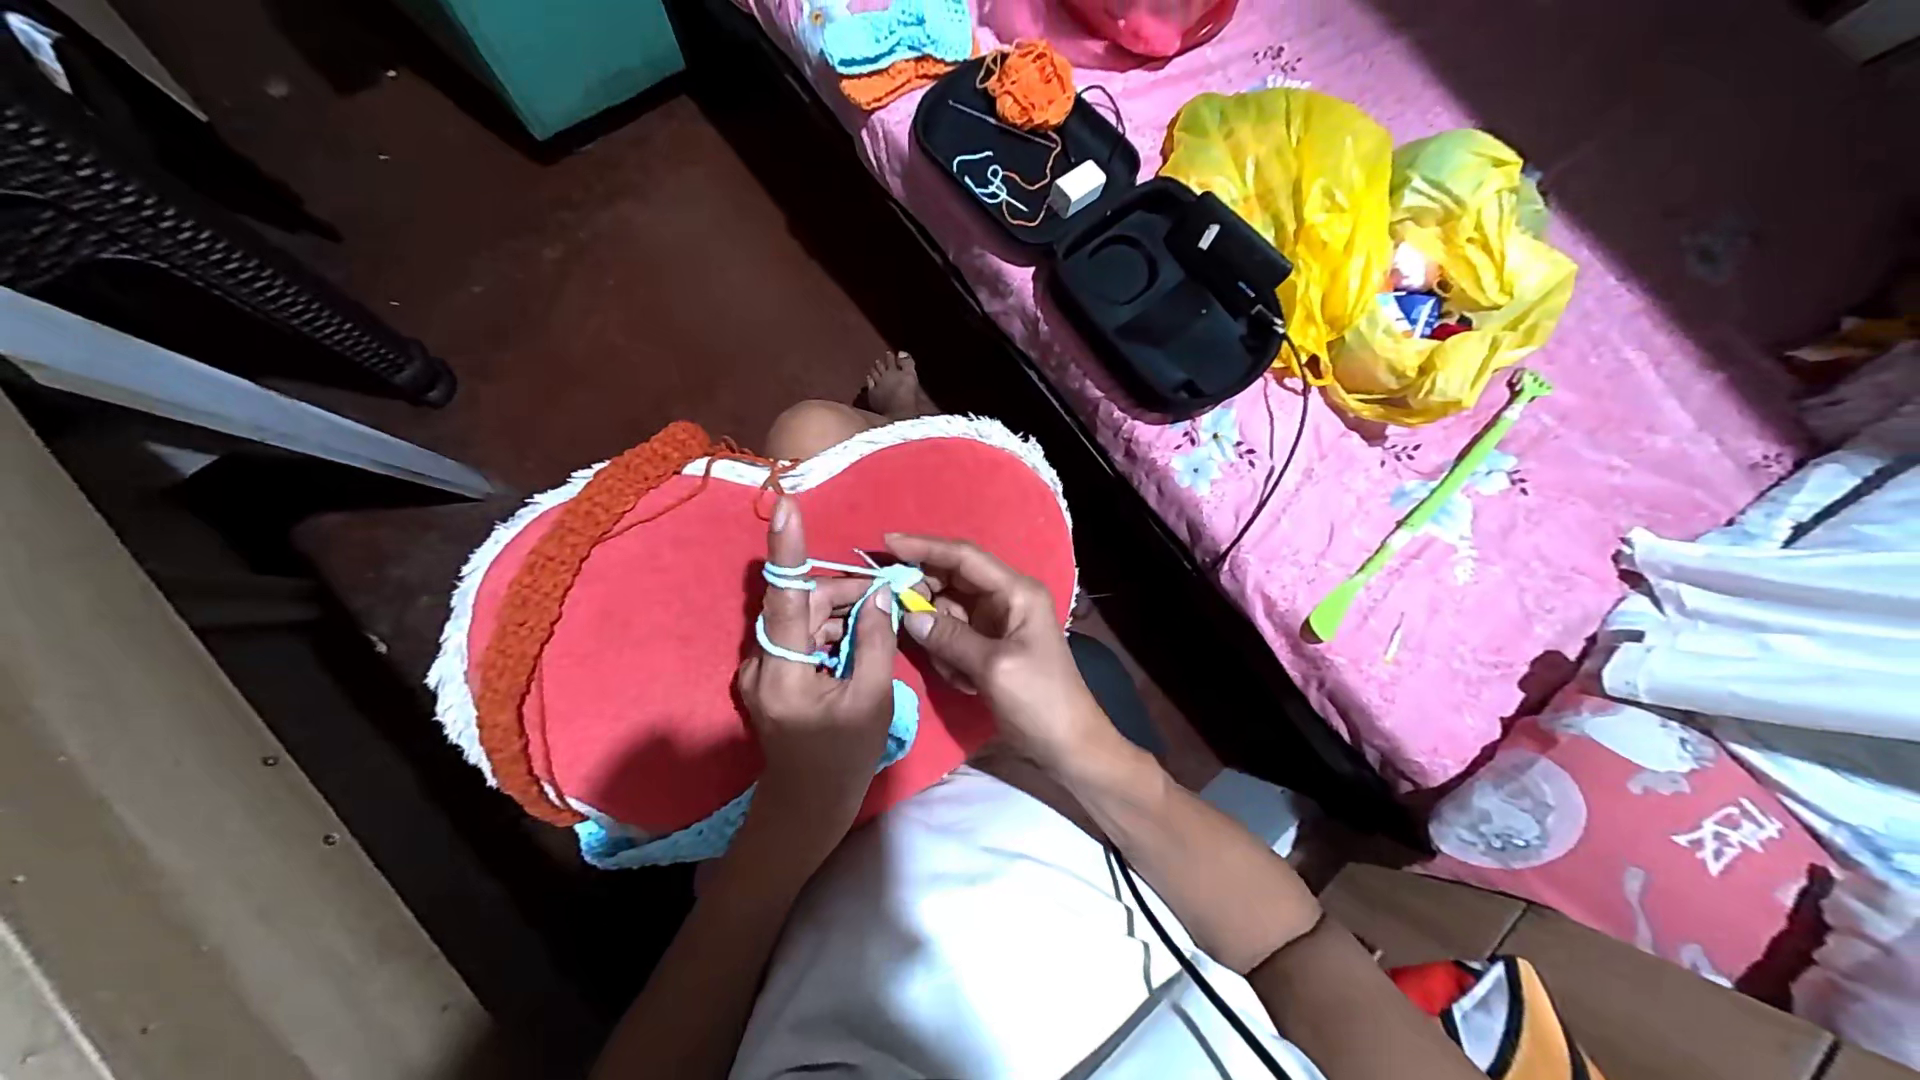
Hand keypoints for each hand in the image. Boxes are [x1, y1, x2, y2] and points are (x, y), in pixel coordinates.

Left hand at [736, 497, 898, 848]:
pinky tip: (857, 646)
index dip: (787, 549)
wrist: (804, 808)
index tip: (786, 505)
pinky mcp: (770, 674)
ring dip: (841, 615)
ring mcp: (761, 668)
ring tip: (877, 628)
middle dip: (845, 596)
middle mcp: (762, 661)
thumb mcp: (870, 699)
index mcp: (783, 670)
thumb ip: (874, 641)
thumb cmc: (841, 759)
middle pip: (802, 605)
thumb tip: (878, 596)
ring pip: (804, 619)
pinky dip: (831, 633)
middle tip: (886, 601)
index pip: (785, 598)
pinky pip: (802, 637)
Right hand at [883, 534, 1112, 771]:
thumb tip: (909, 615)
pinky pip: (952, 637)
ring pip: (946, 611)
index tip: (888, 543)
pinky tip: (966, 683)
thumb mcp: (993, 667)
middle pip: (951, 580)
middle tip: (901, 617)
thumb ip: (949, 637)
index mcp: (1016, 592)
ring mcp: (995, 622)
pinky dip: (948, 656)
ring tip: (958, 672)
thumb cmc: (1040, 700)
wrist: (1067, 745)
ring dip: (940, 638)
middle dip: (925, 598)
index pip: (964, 557)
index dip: (925, 547)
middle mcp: (1004, 599)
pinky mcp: (986, 645)